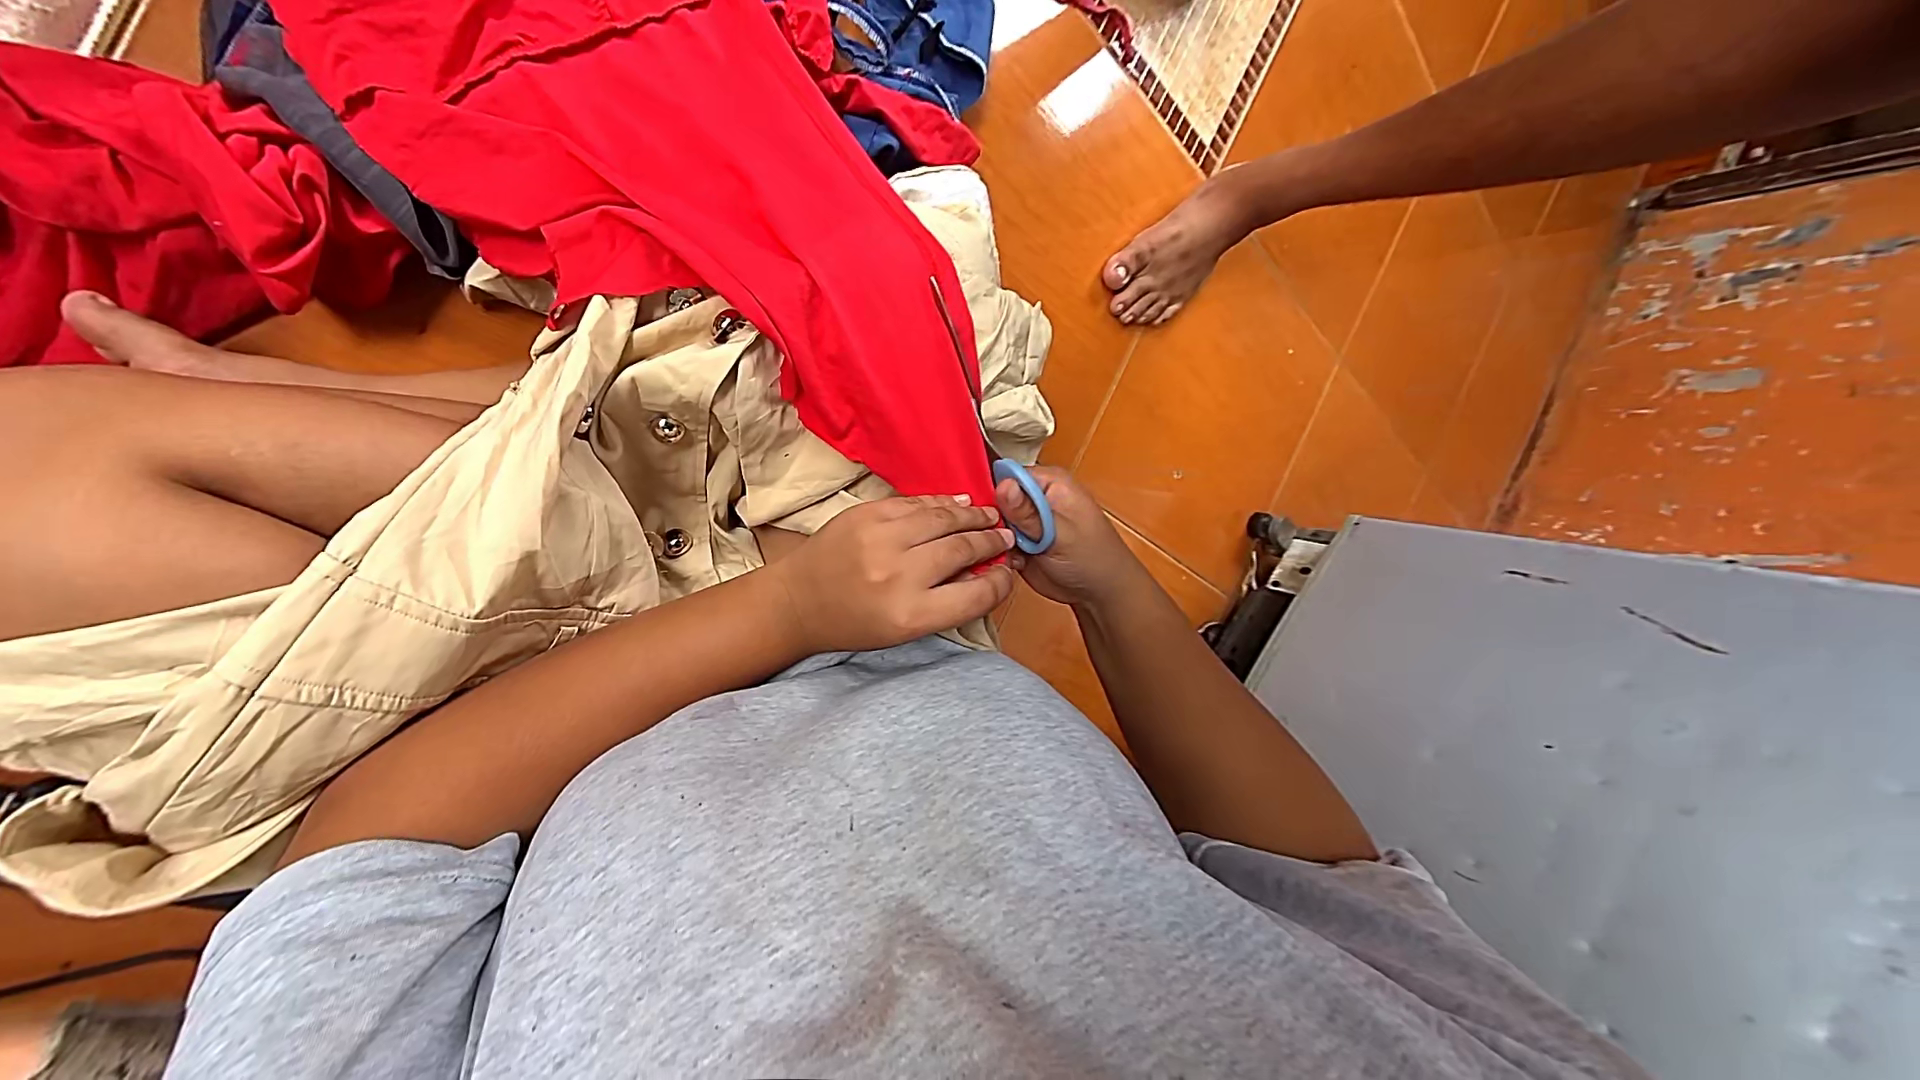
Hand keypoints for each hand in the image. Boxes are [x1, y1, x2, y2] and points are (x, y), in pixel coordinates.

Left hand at [769, 496, 1017, 652]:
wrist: (798, 601)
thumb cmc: (854, 622)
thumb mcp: (905, 629)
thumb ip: (948, 604)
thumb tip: (985, 570)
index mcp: (911, 614)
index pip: (977, 595)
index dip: (1000, 582)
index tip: (1006, 572)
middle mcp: (898, 575)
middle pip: (964, 549)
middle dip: (991, 541)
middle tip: (1005, 536)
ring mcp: (880, 539)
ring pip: (943, 518)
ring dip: (972, 515)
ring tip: (988, 516)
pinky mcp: (866, 514)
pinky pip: (916, 503)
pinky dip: (942, 502)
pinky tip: (958, 504)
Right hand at [995, 467, 1144, 608]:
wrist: (1098, 592)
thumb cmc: (1092, 558)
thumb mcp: (1059, 533)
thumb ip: (1028, 512)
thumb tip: (1004, 484)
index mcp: (1049, 482)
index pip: (1007, 475)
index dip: (995, 494)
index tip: (993, 516)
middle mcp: (1034, 497)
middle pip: (996, 500)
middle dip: (994, 522)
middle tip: (1008, 540)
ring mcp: (1025, 520)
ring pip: (993, 524)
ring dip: (996, 541)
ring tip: (1014, 554)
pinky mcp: (1019, 541)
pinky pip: (996, 543)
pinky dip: (1000, 554)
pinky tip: (1014, 563)